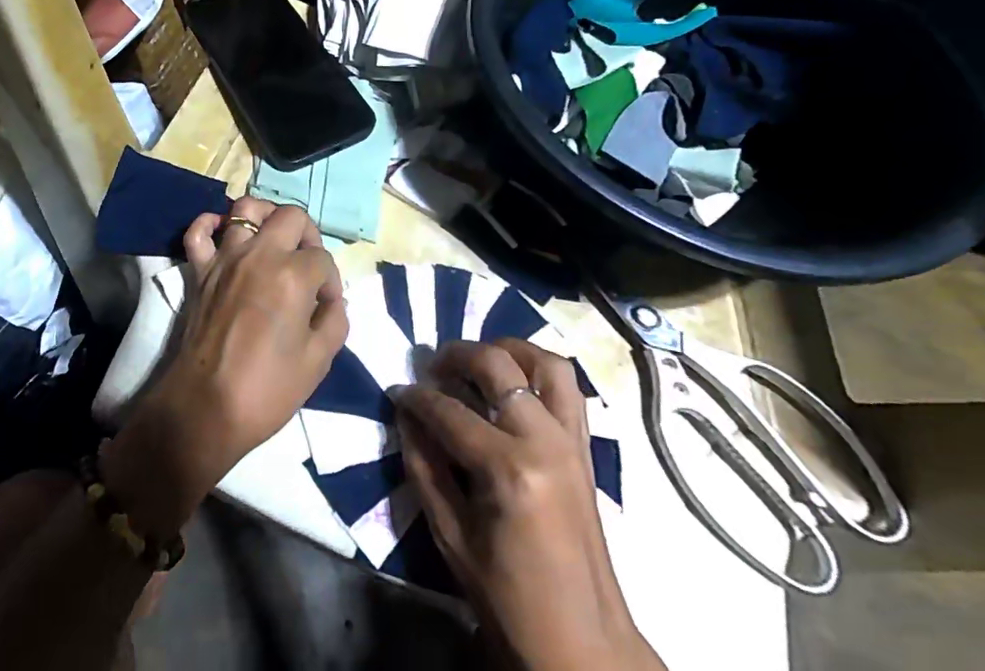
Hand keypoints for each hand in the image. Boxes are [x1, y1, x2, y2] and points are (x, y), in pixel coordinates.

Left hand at [103, 198, 347, 539]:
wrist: (203, 411)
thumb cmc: (267, 389)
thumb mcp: (319, 360)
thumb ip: (334, 321)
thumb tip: (331, 302)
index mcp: (294, 275)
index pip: (323, 259)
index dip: (331, 282)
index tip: (326, 307)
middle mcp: (260, 256)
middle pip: (291, 216)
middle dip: (308, 234)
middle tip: (309, 264)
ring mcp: (225, 260)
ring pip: (245, 209)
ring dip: (265, 215)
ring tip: (275, 237)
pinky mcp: (199, 273)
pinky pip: (198, 233)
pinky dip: (210, 224)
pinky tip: (225, 233)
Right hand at [394, 340, 664, 670]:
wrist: (578, 635)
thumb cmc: (506, 595)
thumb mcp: (451, 536)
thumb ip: (425, 468)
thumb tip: (406, 415)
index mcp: (508, 469)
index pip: (450, 412)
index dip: (417, 397)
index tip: (398, 390)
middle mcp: (544, 439)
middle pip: (498, 366)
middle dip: (458, 355)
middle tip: (433, 365)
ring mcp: (572, 438)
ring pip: (544, 361)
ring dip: (508, 349)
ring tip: (479, 359)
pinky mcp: (587, 445)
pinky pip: (568, 387)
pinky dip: (539, 370)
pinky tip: (515, 381)